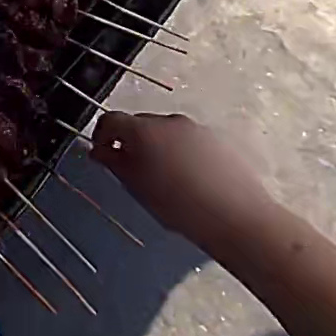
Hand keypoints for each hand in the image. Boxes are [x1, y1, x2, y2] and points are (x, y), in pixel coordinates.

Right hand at [91, 112, 272, 246]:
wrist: (235, 215)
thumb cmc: (181, 206)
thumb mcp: (138, 187)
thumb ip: (114, 162)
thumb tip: (100, 151)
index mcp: (145, 130)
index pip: (111, 120)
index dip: (101, 135)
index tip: (101, 152)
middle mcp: (169, 121)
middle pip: (138, 124)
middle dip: (130, 142)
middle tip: (130, 170)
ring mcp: (195, 128)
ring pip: (164, 131)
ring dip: (156, 147)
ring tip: (161, 179)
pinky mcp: (215, 138)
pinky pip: (186, 139)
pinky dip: (179, 151)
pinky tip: (186, 179)